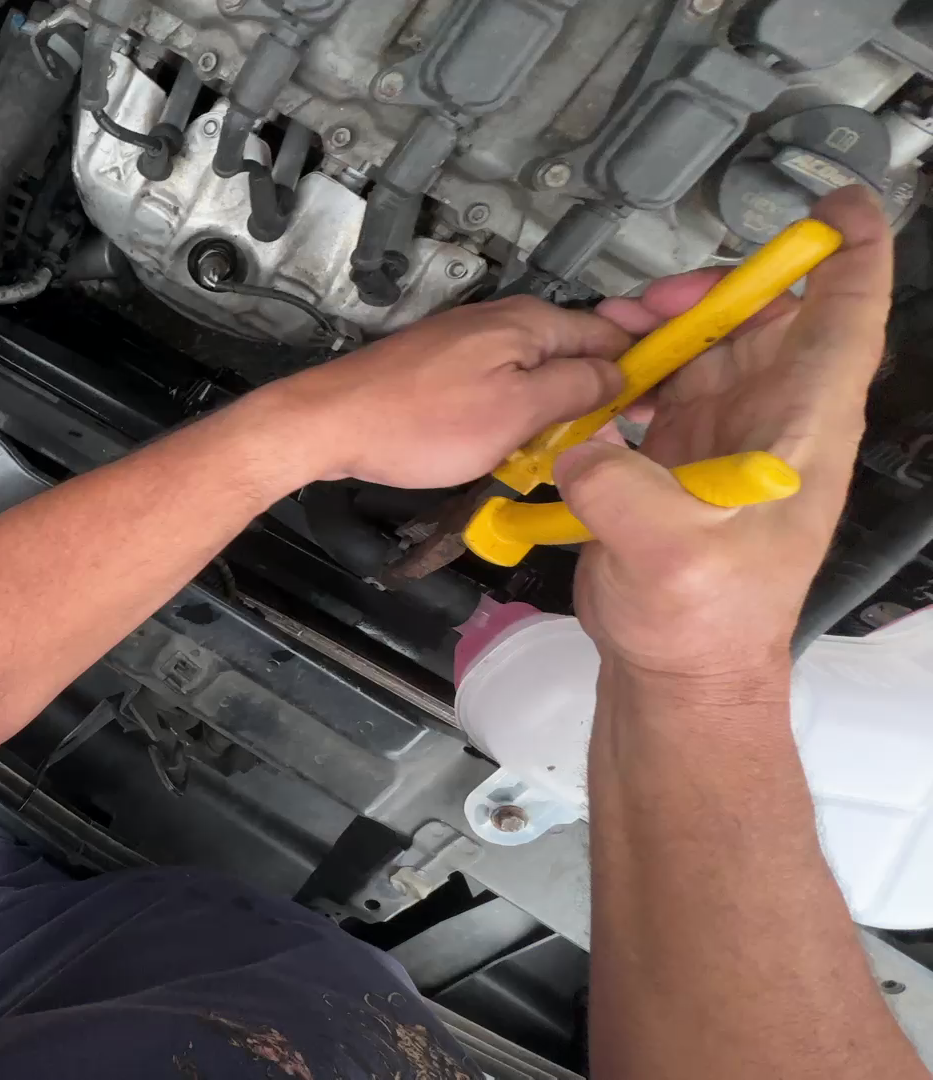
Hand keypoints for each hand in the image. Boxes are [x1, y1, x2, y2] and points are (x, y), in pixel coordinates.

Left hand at [280, 295, 628, 487]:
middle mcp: (494, 322)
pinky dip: (495, 416)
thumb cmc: (414, 424)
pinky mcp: (426, 370)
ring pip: (522, 378)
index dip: (637, 377)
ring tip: (532, 453)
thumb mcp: (518, 411)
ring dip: (537, 414)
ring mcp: (456, 345)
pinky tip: (489, 445)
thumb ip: (579, 387)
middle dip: (583, 400)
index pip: (613, 337)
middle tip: (581, 447)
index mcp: (529, 322)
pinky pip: (482, 389)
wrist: (323, 425)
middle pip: (567, 357)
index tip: (644, 418)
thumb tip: (620, 374)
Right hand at [556, 186, 892, 683]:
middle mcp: (766, 428)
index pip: (840, 327)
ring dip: (657, 341)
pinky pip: (653, 402)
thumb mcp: (669, 551)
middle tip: (639, 303)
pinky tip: (587, 393)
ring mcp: (715, 446)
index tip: (832, 208)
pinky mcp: (666, 467)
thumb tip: (578, 442)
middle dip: (707, 300)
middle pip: (756, 331)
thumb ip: (621, 488)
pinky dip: (622, 385)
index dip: (846, 261)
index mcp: (797, 433)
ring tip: (603, 342)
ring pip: (700, 362)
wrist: (675, 661)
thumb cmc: (700, 613)